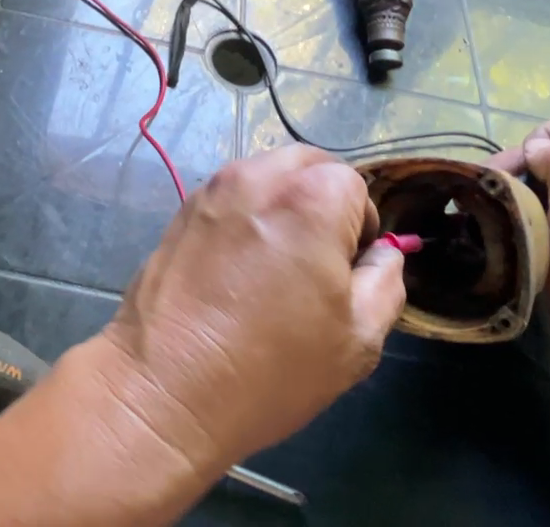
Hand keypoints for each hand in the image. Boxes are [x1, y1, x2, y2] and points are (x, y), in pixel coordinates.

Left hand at [88, 144, 404, 470]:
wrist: (165, 385)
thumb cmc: (272, 367)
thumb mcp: (357, 338)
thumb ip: (384, 280)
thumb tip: (382, 253)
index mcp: (309, 198)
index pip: (353, 184)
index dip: (360, 225)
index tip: (348, 269)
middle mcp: (259, 176)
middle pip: (308, 165)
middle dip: (324, 200)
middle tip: (318, 259)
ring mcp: (213, 188)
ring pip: (266, 174)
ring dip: (283, 203)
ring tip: (276, 263)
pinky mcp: (182, 208)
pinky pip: (231, 193)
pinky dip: (246, 213)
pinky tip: (239, 265)